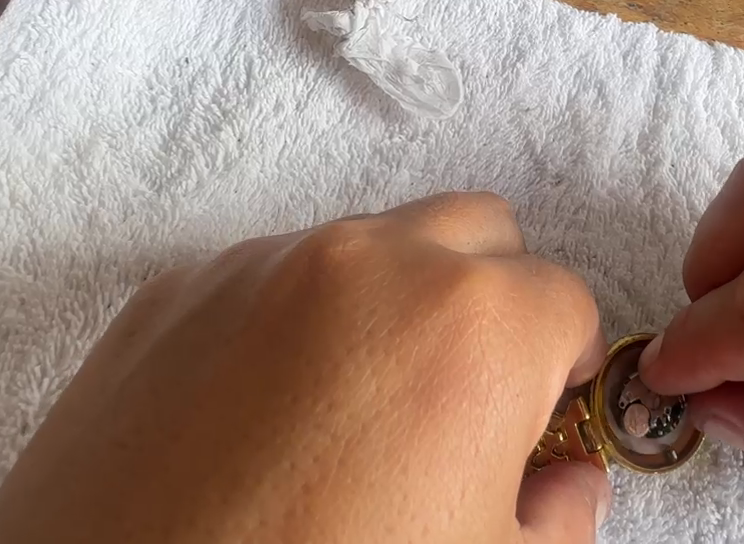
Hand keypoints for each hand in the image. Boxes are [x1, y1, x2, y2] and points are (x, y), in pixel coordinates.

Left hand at [0, 193, 611, 543]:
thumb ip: (564, 515)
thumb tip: (564, 473)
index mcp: (470, 324)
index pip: (566, 298)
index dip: (567, 365)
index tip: (542, 413)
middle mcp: (371, 261)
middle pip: (481, 229)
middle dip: (496, 296)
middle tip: (464, 389)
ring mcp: (264, 263)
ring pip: (379, 240)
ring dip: (396, 299)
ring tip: (351, 407)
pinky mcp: (177, 289)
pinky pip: (278, 270)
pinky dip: (301, 317)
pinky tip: (263, 415)